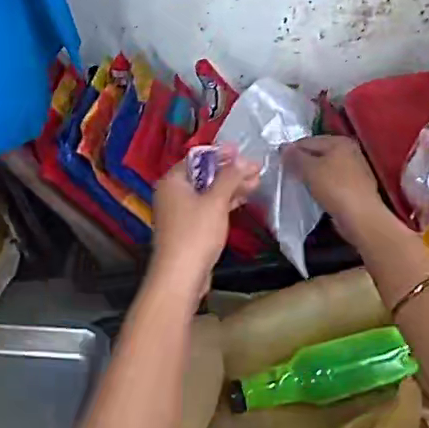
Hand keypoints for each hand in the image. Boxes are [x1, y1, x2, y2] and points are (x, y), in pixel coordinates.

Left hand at [150, 147, 259, 281]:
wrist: (180, 276)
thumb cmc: (195, 233)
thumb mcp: (216, 201)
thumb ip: (230, 177)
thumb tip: (243, 160)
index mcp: (173, 181)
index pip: (197, 157)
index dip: (221, 153)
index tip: (242, 151)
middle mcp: (173, 193)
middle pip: (204, 174)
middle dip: (230, 171)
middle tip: (255, 167)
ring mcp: (180, 211)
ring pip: (208, 191)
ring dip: (231, 186)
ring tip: (256, 181)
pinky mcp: (189, 227)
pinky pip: (208, 206)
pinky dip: (225, 201)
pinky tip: (244, 198)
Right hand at [284, 136, 386, 224]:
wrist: (361, 216)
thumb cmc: (335, 187)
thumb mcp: (310, 169)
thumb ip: (295, 157)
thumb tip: (284, 148)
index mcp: (340, 141)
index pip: (308, 141)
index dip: (291, 151)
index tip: (278, 163)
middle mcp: (350, 151)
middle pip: (318, 154)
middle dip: (302, 163)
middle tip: (286, 174)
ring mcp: (355, 170)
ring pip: (325, 169)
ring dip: (312, 176)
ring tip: (298, 185)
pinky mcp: (355, 188)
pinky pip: (332, 183)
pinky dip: (322, 186)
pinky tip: (314, 195)